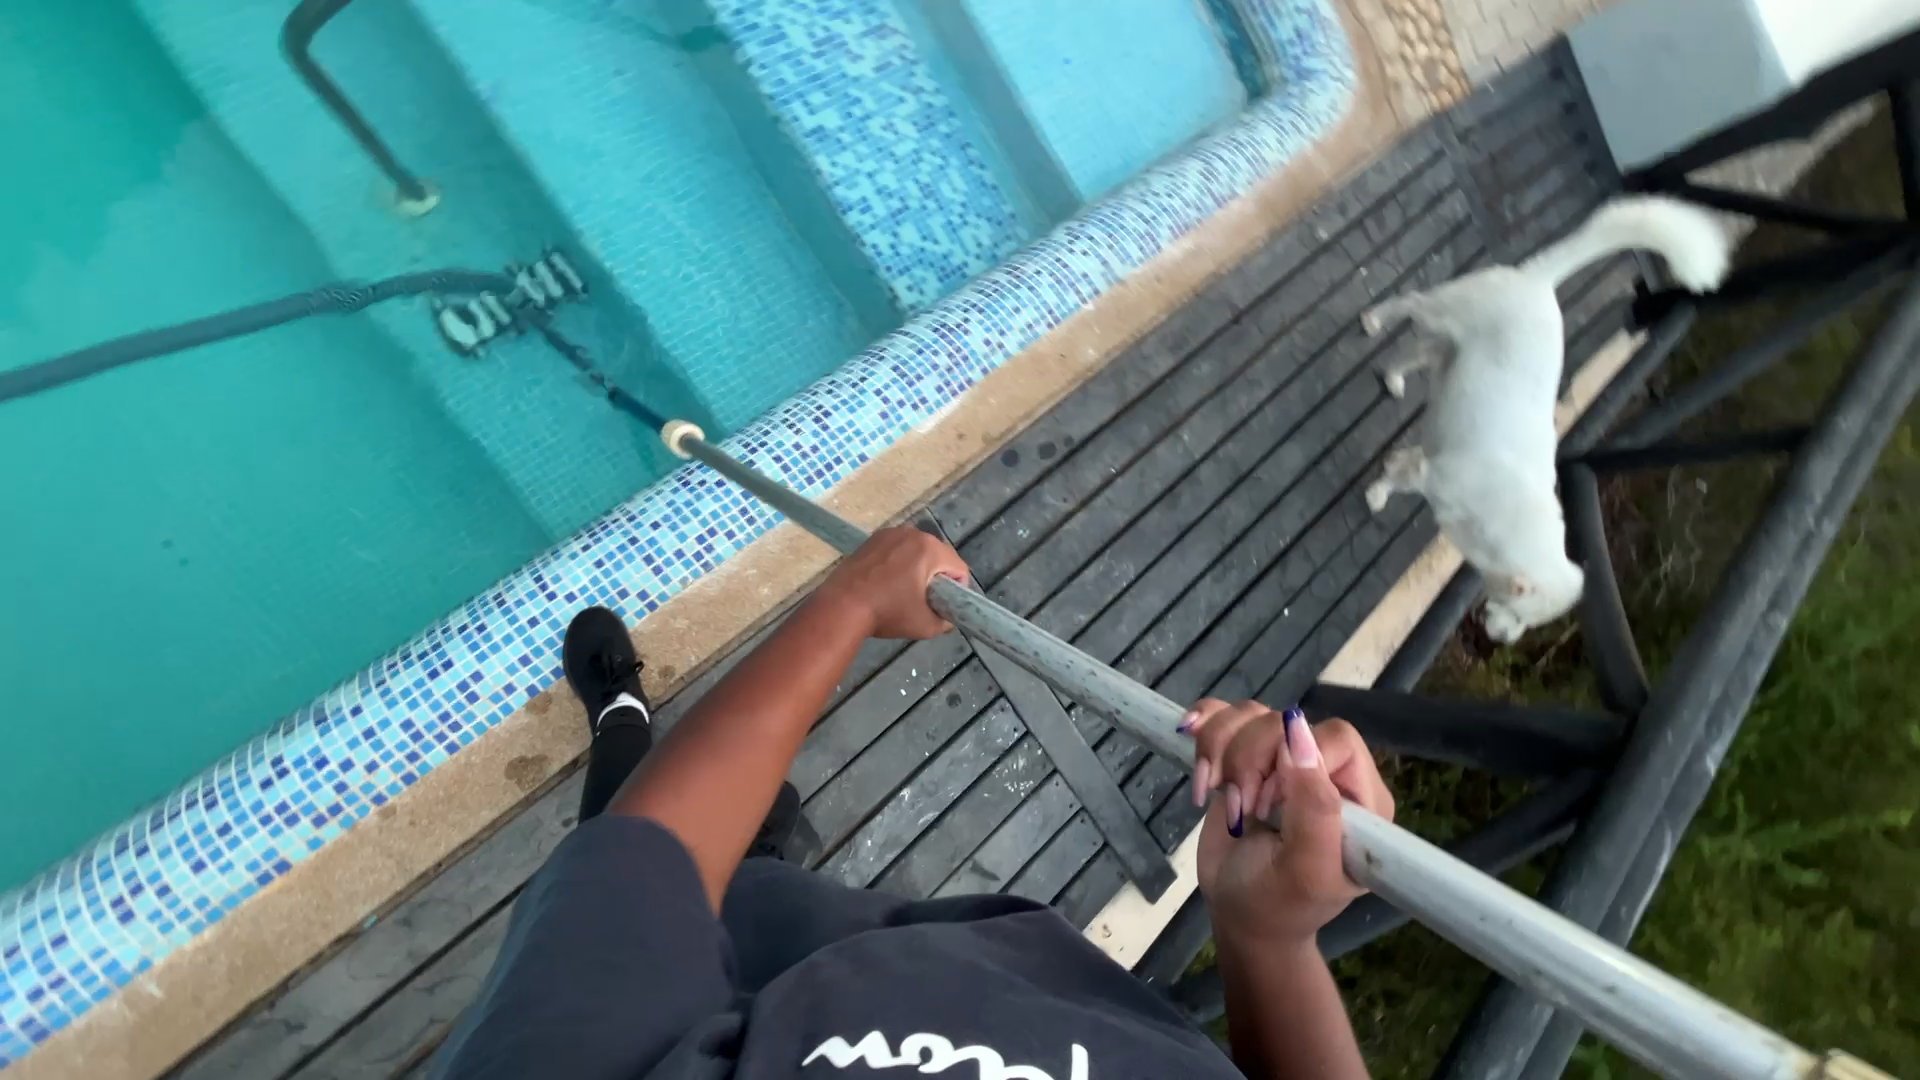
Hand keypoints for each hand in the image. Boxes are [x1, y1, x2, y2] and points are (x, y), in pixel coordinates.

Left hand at [814, 526, 969, 639]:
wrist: (841, 607)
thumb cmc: (887, 613)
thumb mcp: (926, 626)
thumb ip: (945, 621)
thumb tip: (947, 617)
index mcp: (930, 549)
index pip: (959, 568)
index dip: (958, 589)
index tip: (946, 605)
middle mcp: (912, 533)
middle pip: (938, 556)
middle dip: (937, 577)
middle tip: (925, 600)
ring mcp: (890, 533)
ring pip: (917, 550)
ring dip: (918, 568)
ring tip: (904, 591)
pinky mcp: (872, 538)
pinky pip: (897, 549)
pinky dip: (899, 562)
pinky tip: (888, 581)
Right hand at [1185, 700, 1393, 945]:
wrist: (1237, 912)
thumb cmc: (1279, 903)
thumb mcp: (1305, 870)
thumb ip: (1314, 807)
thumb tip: (1297, 734)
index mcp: (1359, 797)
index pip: (1335, 738)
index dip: (1295, 758)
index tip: (1270, 802)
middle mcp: (1323, 770)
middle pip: (1281, 721)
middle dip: (1247, 760)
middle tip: (1240, 807)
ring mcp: (1280, 760)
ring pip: (1248, 715)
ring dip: (1219, 750)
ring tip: (1216, 794)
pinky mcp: (1242, 755)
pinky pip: (1222, 716)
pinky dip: (1203, 734)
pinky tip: (1198, 764)